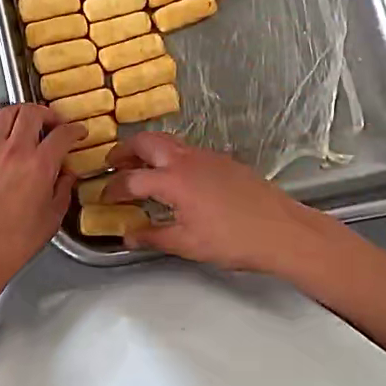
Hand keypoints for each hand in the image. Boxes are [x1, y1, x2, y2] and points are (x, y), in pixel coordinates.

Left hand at [0, 104, 84, 290]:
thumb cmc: (14, 242)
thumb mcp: (52, 218)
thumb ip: (62, 191)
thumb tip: (66, 177)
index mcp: (40, 166)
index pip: (62, 134)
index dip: (74, 129)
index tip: (78, 132)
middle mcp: (15, 153)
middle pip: (32, 113)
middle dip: (47, 114)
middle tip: (54, 123)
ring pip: (5, 114)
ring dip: (20, 110)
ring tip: (27, 116)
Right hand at [101, 132, 356, 277]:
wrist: (281, 230)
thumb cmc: (233, 240)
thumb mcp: (187, 244)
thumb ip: (153, 237)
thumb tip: (129, 235)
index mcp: (172, 180)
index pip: (131, 180)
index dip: (113, 188)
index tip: (103, 196)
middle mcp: (186, 160)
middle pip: (145, 143)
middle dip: (124, 150)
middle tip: (112, 163)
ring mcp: (206, 156)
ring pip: (167, 141)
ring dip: (147, 149)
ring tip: (139, 166)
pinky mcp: (222, 160)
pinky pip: (186, 149)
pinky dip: (169, 155)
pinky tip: (174, 175)